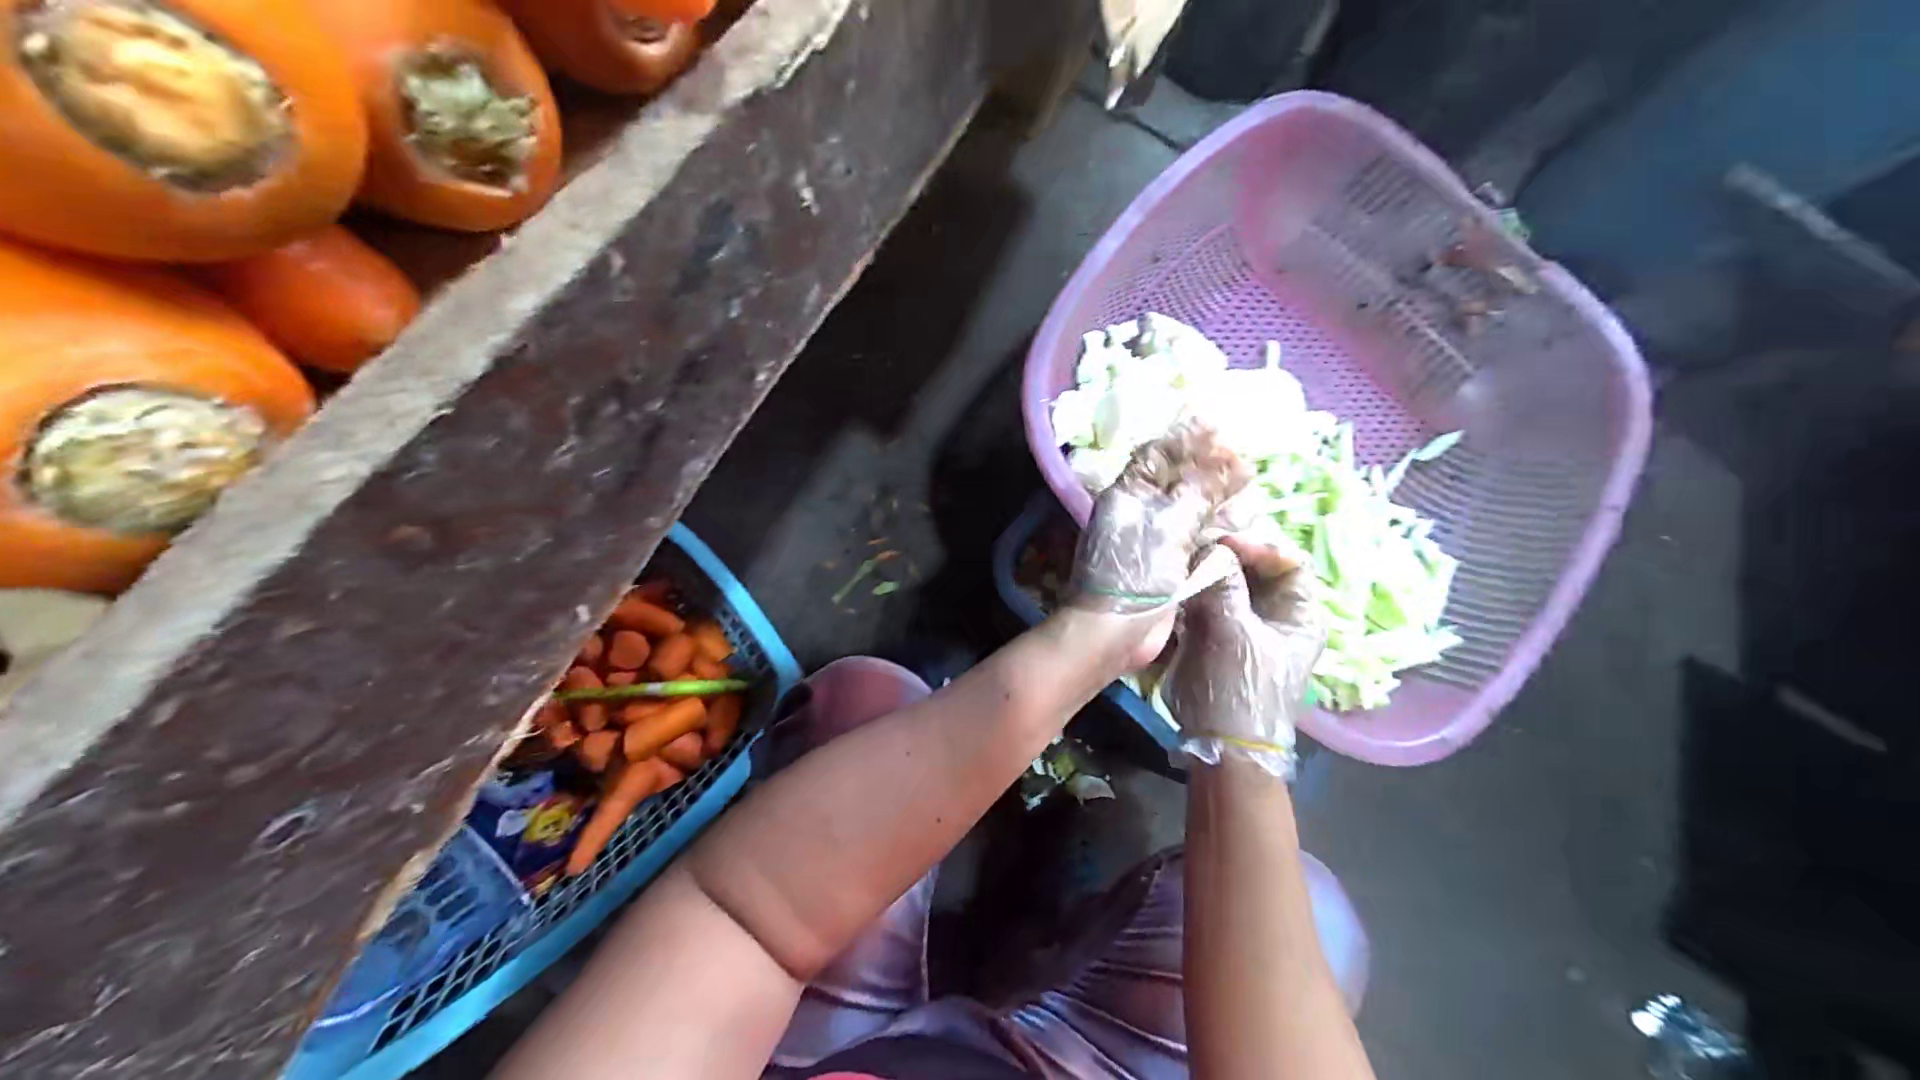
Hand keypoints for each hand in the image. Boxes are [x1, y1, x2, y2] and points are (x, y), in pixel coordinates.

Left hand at [1067, 423, 1250, 669]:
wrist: (1115, 631)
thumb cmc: (1134, 573)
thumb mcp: (1168, 526)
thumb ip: (1198, 492)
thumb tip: (1229, 459)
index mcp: (1126, 495)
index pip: (1156, 456)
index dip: (1186, 441)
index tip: (1217, 427)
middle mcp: (1137, 512)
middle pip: (1176, 480)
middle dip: (1207, 466)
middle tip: (1241, 455)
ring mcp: (1152, 538)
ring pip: (1188, 507)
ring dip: (1216, 494)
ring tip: (1247, 478)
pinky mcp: (1167, 563)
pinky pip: (1194, 536)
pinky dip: (1216, 525)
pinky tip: (1241, 517)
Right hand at [1165, 536, 1323, 776]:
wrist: (1218, 743)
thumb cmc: (1239, 689)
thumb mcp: (1233, 634)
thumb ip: (1223, 585)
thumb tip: (1212, 547)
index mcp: (1299, 614)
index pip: (1288, 561)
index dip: (1259, 546)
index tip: (1224, 543)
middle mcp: (1276, 614)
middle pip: (1256, 568)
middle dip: (1227, 555)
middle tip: (1197, 547)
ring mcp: (1245, 624)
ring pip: (1229, 582)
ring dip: (1207, 571)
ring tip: (1183, 563)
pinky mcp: (1217, 634)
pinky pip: (1208, 600)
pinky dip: (1193, 590)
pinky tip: (1177, 585)